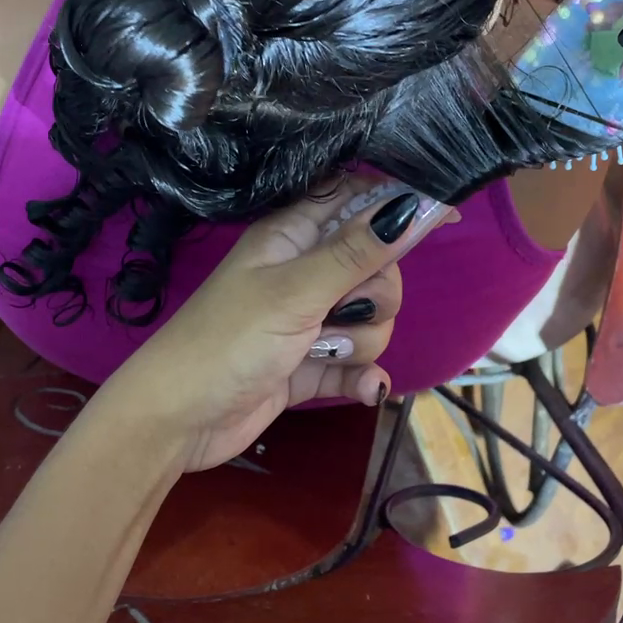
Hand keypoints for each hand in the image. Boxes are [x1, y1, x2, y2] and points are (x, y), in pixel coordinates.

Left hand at [107, 179, 452, 471]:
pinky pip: (357, 363)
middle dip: (373, 296)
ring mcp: (307, 322)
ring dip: (359, 341)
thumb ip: (356, 252)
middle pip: (376, 267)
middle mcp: (303, 272)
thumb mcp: (295, 292)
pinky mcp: (309, 366)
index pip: (354, 201)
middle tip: (339, 312)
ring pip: (371, 319)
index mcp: (291, 237)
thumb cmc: (228, 342)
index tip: (443, 214)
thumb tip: (412, 206)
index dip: (396, 203)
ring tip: (320, 352)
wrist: (178, 421)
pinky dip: (361, 376)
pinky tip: (364, 389)